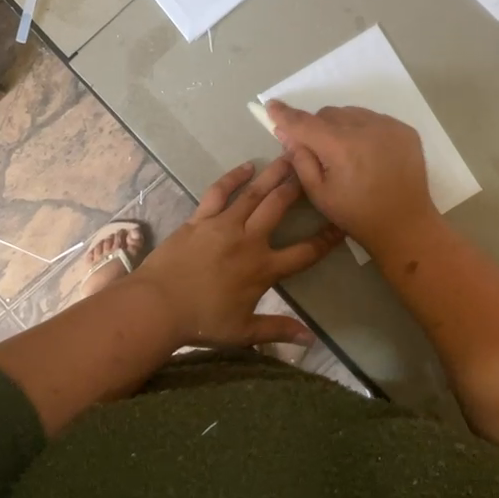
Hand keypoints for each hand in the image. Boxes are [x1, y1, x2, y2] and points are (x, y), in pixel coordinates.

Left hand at [125, 159, 340, 346]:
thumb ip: (278, 330)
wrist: (157, 305)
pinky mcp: (199, 219)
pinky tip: (246, 166)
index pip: (304, 252)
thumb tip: (311, 340)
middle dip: (298, 187)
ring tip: (288, 157)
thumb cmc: (201, 322)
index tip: (342, 224)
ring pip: (254, 193)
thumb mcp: (243, 332)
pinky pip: (219, 192)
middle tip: (312, 168)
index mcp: (263, 269)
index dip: (327, 239)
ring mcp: (223, 225)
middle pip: (279, 207)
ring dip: (273, 174)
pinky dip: (233, 177)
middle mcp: (248, 240)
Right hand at [264, 101, 438, 254]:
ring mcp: (388, 126)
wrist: (405, 224)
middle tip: (319, 151)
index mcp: (339, 146)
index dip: (284, 114)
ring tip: (346, 153)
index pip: (304, 122)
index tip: (270, 105)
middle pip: (327, 114)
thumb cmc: (356, 214)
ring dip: (340, 126)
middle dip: (317, 127)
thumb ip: (300, 159)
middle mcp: (364, 127)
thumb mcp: (318, 193)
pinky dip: (363, 129)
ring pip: (350, 113)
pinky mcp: (404, 129)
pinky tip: (368, 152)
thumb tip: (285, 132)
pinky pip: (373, 118)